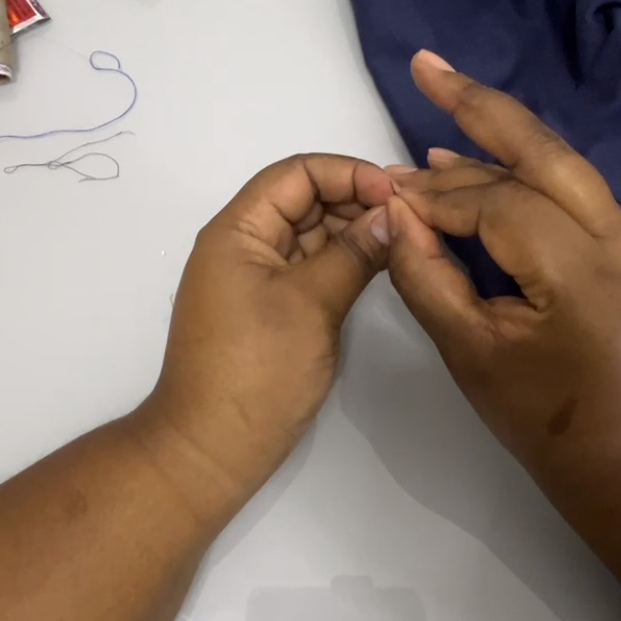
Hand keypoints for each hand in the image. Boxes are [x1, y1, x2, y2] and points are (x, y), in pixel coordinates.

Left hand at [141, 155, 394, 505]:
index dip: (347, 173)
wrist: (212, 447)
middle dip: (354, 199)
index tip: (395, 194)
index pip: (296, 174)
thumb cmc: (257, 370)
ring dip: (353, 230)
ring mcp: (257, 277)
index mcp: (239, 230)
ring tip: (401, 238)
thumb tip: (393, 214)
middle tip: (408, 217)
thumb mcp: (311, 304)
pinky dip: (342, 260)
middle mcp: (244, 244)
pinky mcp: (271, 306)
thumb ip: (354, 253)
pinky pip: (309, 267)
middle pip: (303, 199)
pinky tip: (379, 263)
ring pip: (310, 234)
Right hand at [384, 50, 620, 512]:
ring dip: (497, 130)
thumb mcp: (469, 352)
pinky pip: (565, 185)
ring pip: (557, 159)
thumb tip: (397, 213)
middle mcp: (615, 237)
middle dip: (478, 103)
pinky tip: (476, 159)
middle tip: (424, 64)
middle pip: (542, 150)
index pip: (497, 204)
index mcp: (579, 273)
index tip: (388, 195)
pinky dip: (518, 165)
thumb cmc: (540, 414)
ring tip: (440, 96)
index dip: (436, 196)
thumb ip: (427, 276)